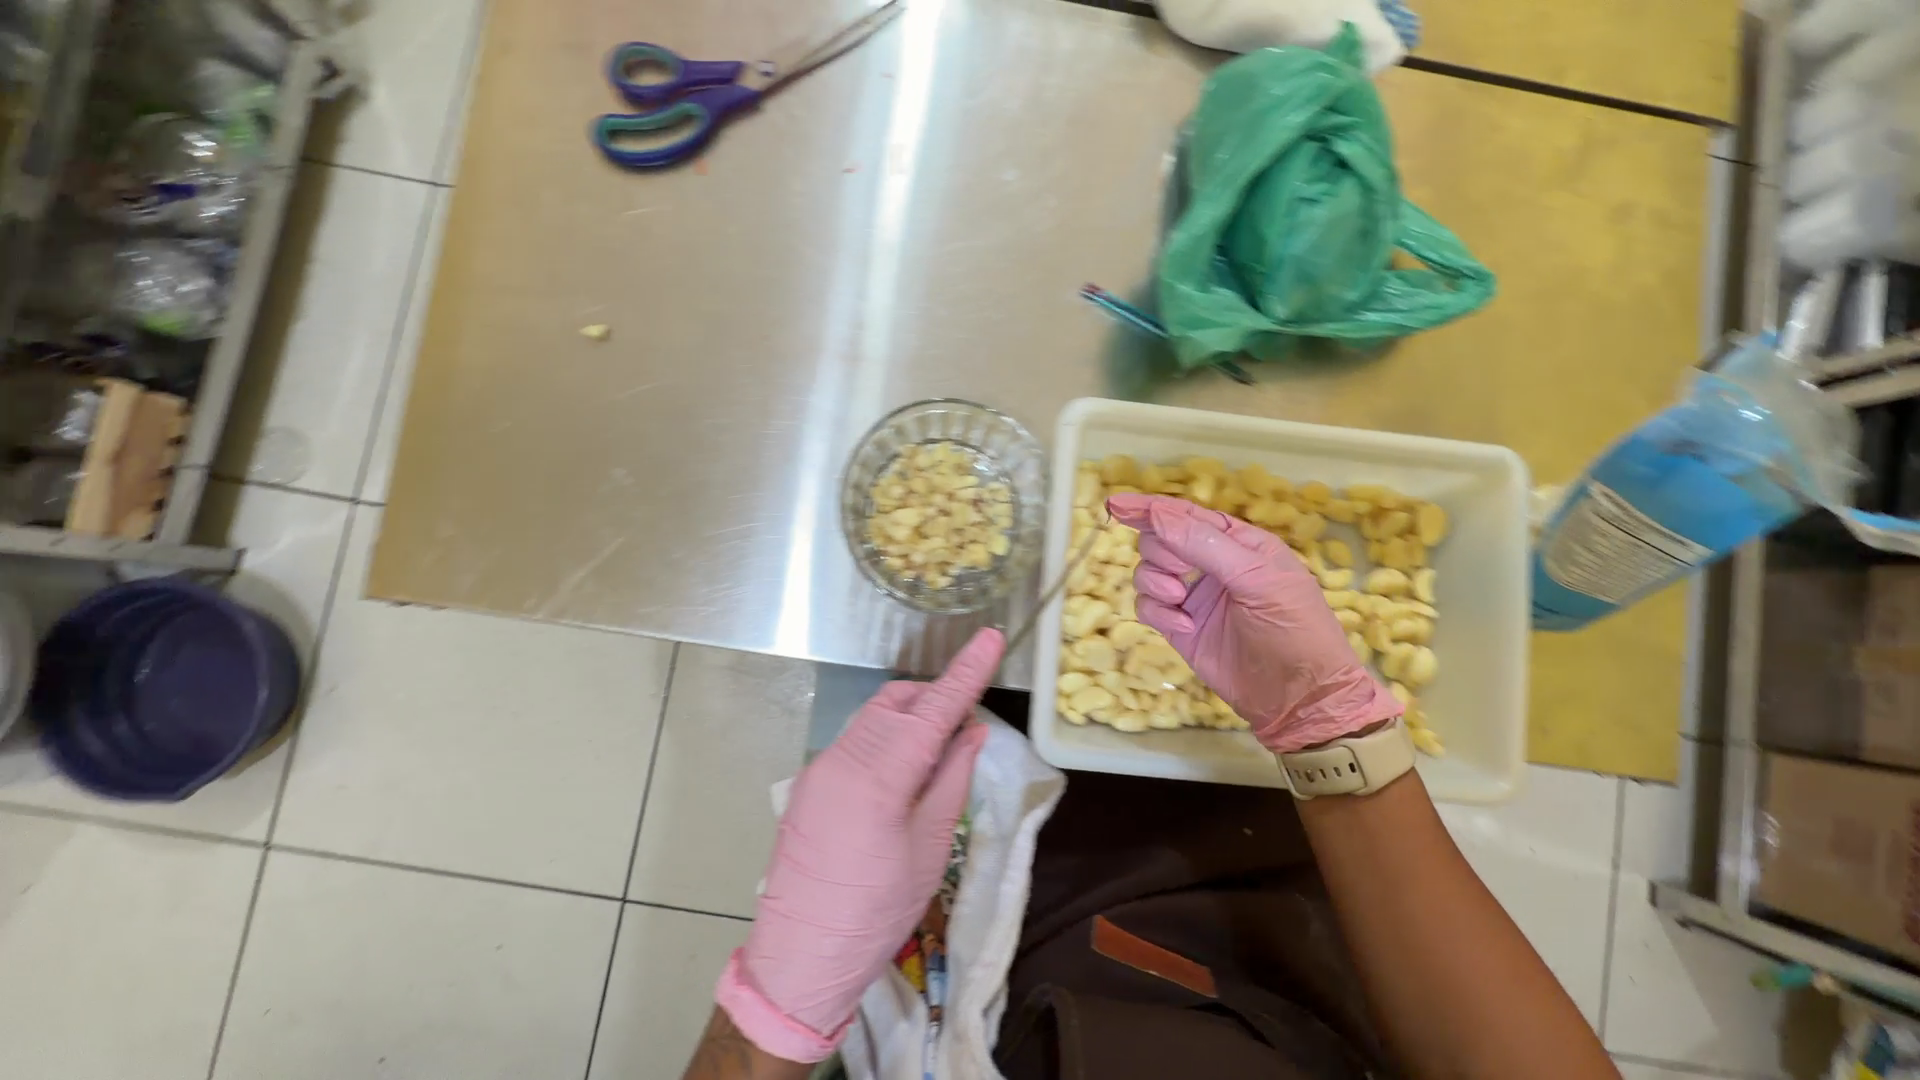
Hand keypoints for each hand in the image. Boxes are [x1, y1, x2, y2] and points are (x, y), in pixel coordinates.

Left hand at [714, 627, 1003, 1062]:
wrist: (800, 957)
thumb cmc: (877, 912)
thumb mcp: (930, 849)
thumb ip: (950, 780)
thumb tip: (971, 733)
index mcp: (878, 776)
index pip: (932, 710)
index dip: (966, 673)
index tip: (988, 638)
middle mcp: (843, 758)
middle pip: (896, 703)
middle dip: (934, 698)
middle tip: (966, 724)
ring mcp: (819, 768)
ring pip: (874, 718)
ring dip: (909, 718)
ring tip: (938, 751)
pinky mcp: (809, 783)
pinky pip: (856, 742)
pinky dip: (886, 740)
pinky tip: (903, 771)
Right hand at [1106, 494, 1398, 753]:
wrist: (1298, 699)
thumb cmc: (1293, 630)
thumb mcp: (1257, 579)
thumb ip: (1204, 544)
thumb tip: (1156, 514)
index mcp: (1238, 542)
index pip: (1187, 514)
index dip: (1150, 507)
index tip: (1116, 504)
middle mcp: (1211, 564)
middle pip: (1160, 539)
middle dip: (1161, 551)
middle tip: (1178, 573)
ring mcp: (1193, 596)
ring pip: (1148, 571)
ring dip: (1156, 581)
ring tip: (1179, 600)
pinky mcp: (1179, 627)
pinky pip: (1148, 606)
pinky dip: (1157, 612)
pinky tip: (1183, 626)